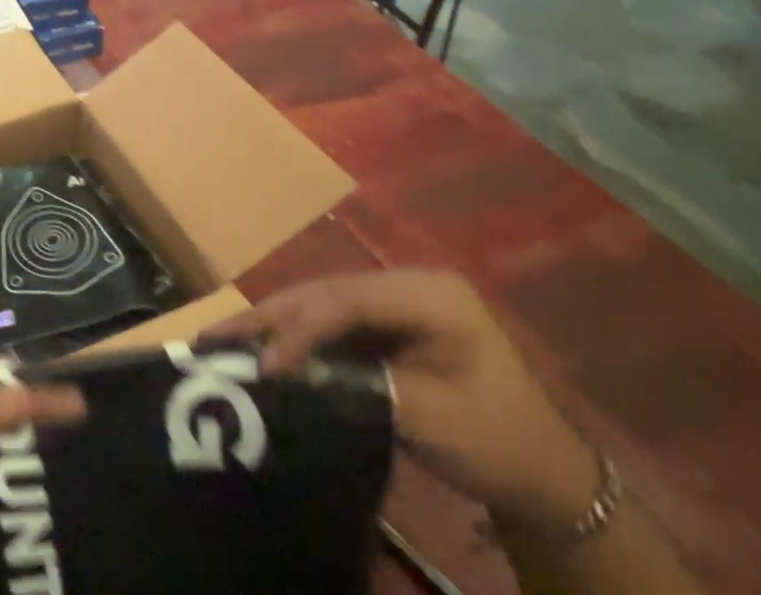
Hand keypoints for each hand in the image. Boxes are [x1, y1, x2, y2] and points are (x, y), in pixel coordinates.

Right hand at [205, 270, 601, 531]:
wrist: (546, 474)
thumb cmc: (496, 441)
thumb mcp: (430, 416)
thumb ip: (358, 385)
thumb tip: (288, 374)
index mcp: (431, 297)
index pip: (346, 302)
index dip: (297, 330)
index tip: (261, 366)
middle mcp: (409, 286)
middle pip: (325, 294)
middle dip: (269, 317)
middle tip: (215, 337)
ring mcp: (398, 304)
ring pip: (320, 304)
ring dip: (274, 324)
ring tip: (222, 339)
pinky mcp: (388, 326)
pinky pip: (331, 323)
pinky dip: (294, 337)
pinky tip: (261, 348)